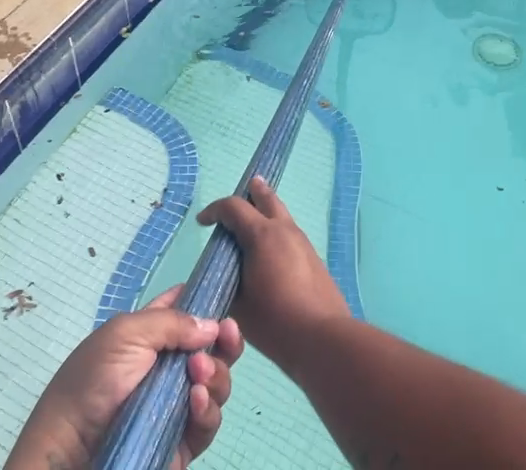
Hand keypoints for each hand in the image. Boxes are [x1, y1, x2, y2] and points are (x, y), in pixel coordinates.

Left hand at [6, 286, 243, 469]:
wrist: (73, 446)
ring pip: (216, 383)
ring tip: (198, 373)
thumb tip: (213, 325)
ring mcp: (178, 403)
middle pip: (211, 348)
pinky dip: (207, 409)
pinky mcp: (183, 438)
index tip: (225, 301)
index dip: (207, 302)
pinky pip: (208, 421)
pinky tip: (196, 400)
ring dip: (215, 373)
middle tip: (228, 334)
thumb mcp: (126, 333)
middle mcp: (169, 367)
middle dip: (225, 340)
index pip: (185, 312)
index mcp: (151, 335)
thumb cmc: (94, 379)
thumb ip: (172, 323)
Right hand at [196, 176, 350, 364]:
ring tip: (256, 219)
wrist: (323, 338)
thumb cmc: (275, 321)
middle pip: (267, 198)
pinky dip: (277, 232)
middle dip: (253, 192)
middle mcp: (285, 231)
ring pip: (282, 216)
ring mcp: (303, 243)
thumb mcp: (238, 303)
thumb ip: (226, 281)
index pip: (234, 207)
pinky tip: (271, 251)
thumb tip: (225, 275)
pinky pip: (291, 234)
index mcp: (262, 235)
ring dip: (267, 212)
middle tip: (245, 188)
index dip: (214, 210)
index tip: (203, 222)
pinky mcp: (314, 259)